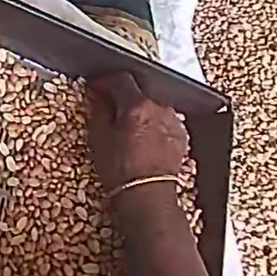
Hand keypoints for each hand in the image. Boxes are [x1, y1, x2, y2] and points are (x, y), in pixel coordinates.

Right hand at [87, 72, 188, 197]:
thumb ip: (98, 110)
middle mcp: (159, 109)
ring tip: (125, 127)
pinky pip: (163, 121)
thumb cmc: (121, 170)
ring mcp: (173, 122)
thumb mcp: (99, 137)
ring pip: (152, 107)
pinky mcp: (180, 136)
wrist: (147, 195)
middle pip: (138, 92)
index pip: (121, 80)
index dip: (105, 81)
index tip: (96, 86)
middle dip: (122, 97)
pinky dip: (152, 124)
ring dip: (138, 111)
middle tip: (107, 108)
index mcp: (137, 106)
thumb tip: (97, 95)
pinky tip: (141, 138)